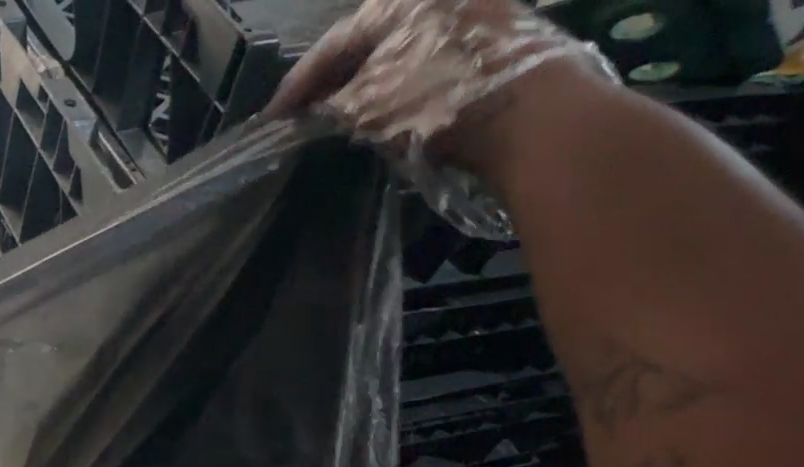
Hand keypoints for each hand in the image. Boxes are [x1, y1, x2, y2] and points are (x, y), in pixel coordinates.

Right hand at [263, 0, 613, 174]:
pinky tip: (388, 106)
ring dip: (367, 80)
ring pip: (400, 48)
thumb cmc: (438, 102)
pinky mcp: (499, 36)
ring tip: (340, 114)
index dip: (297, 84)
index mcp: (398, 1)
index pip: (332, 42)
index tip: (272, 116)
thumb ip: (332, 104)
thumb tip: (317, 109)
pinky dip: (402, 80)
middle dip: (333, 78)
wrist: (531, 117)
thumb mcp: (367, 106)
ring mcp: (473, 10)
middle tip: (303, 113)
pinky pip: (430, 56)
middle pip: (368, 39)